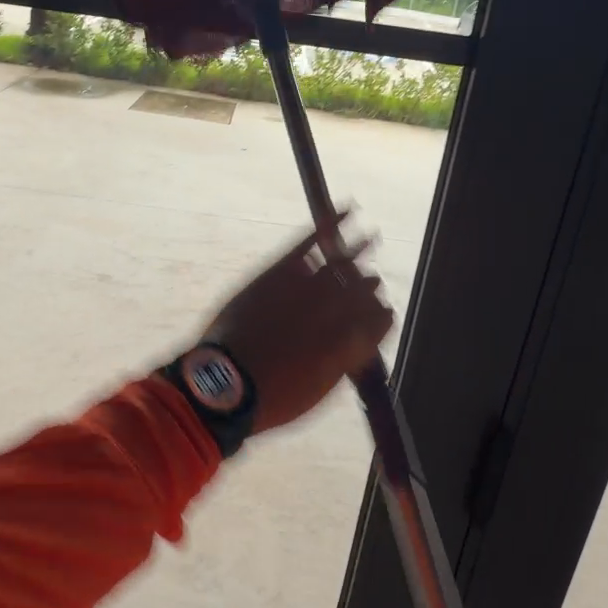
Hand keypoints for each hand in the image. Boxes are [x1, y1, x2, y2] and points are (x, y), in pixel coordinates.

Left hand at [203, 210, 394, 434]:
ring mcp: (308, 290)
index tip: (383, 311)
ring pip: (343, 265)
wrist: (223, 386)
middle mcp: (336, 312)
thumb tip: (360, 347)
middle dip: (369, 285)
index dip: (381, 315)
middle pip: (362, 290)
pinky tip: (348, 208)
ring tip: (372, 238)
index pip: (379, 320)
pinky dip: (331, 224)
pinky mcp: (280, 272)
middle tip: (373, 281)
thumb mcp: (318, 393)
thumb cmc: (271, 399)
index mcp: (350, 343)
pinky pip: (311, 243)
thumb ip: (343, 365)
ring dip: (358, 252)